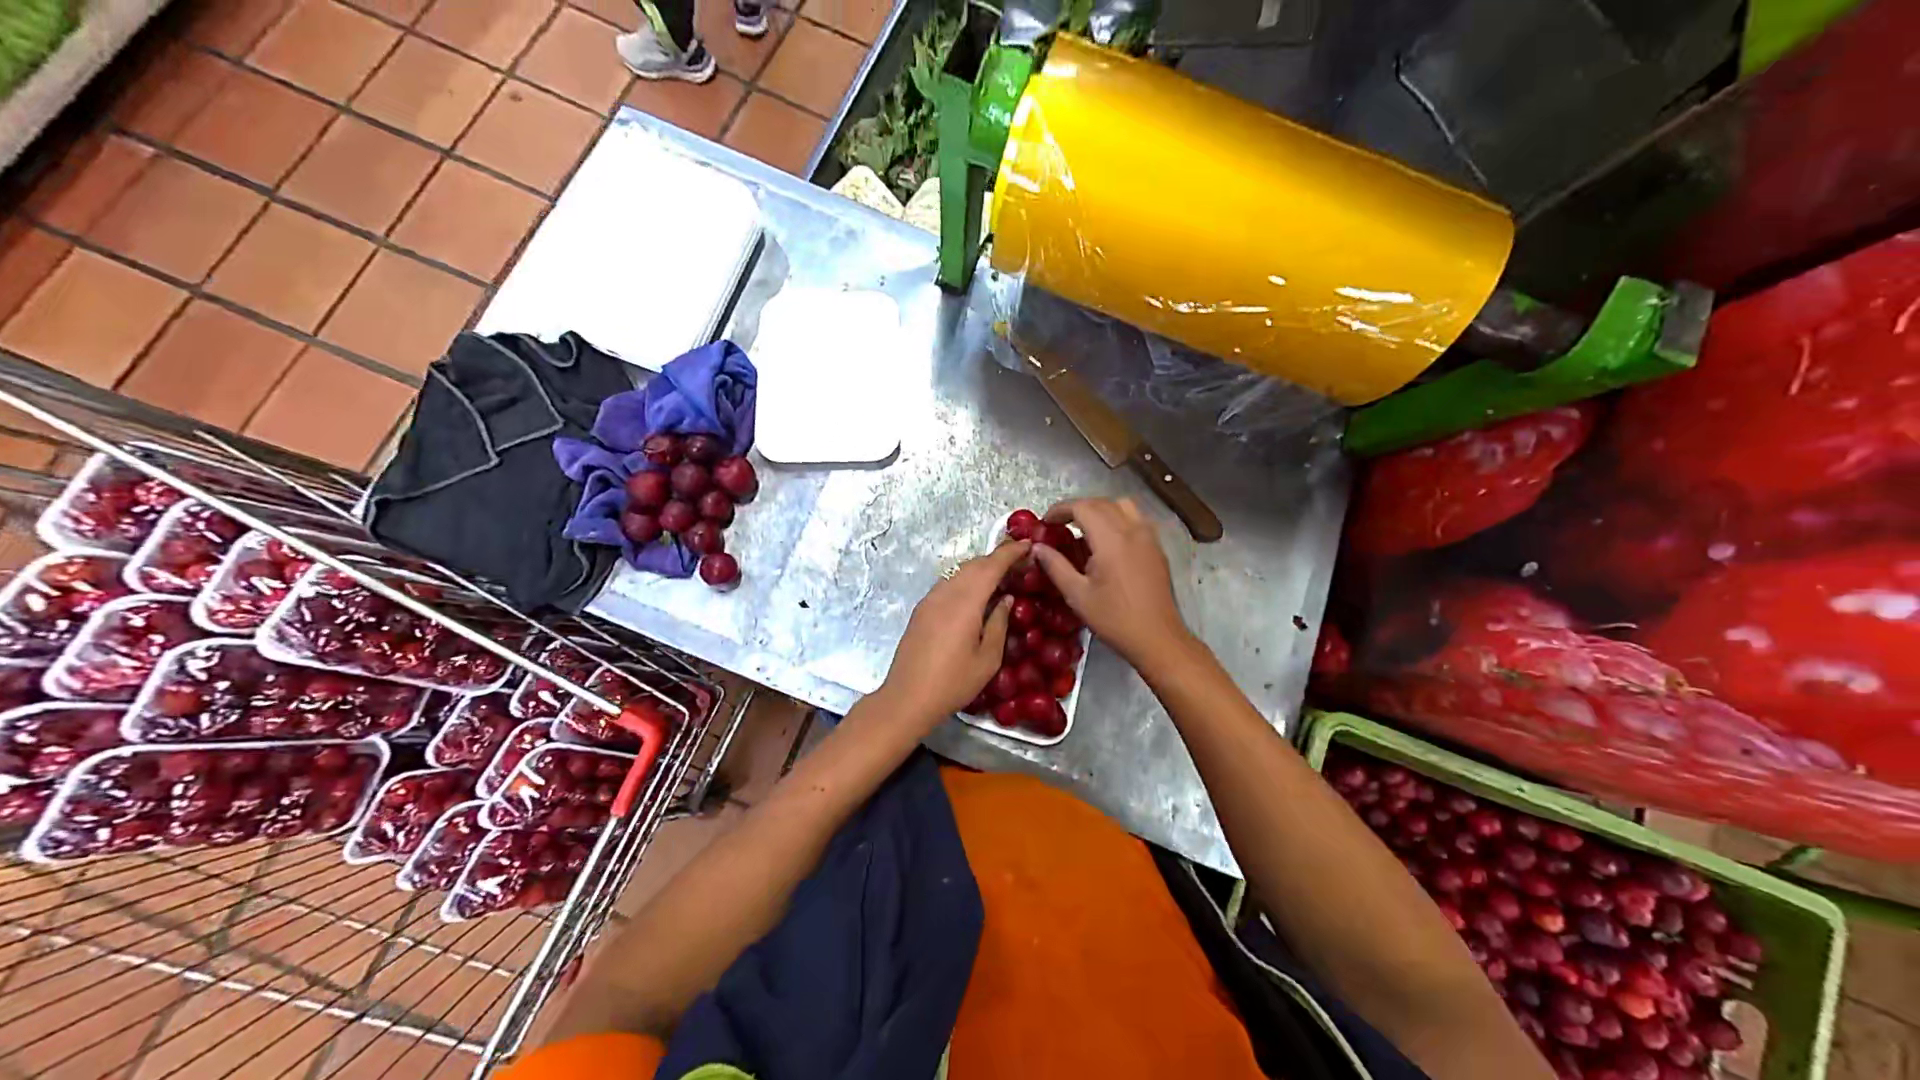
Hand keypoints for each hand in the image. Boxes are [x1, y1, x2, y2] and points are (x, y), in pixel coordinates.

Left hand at [877, 540, 1029, 724]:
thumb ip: (999, 623)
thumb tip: (1005, 599)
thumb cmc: (953, 682)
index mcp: (965, 601)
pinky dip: (966, 581)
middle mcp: (945, 593)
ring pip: (959, 572)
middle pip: (973, 565)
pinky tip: (977, 596)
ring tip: (1001, 578)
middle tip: (1020, 564)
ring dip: (981, 570)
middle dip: (997, 559)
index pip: (991, 565)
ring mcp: (930, 600)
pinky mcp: (922, 610)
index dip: (1010, 552)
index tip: (1028, 544)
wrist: (908, 697)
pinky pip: (948, 584)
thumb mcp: (988, 658)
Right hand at [1031, 497, 1194, 666]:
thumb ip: (1055, 566)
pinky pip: (1135, 520)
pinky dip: (1117, 519)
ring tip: (1083, 529)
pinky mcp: (1156, 548)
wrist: (1157, 638)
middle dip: (1077, 508)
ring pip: (1122, 506)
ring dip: (1099, 510)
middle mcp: (1132, 530)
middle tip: (1059, 525)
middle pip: (1102, 503)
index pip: (1082, 507)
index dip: (1061, 509)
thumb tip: (1037, 548)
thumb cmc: (1114, 619)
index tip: (1046, 522)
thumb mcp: (1077, 595)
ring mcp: (1148, 537)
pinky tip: (1106, 543)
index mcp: (1111, 540)